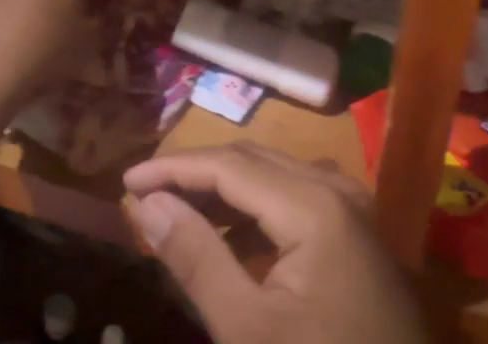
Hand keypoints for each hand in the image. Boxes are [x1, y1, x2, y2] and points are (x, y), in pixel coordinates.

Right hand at [124, 144, 428, 343]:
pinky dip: (258, 206)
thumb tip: (148, 203)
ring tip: (177, 208)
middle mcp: (337, 190)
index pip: (229, 165)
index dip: (174, 167)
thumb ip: (198, 258)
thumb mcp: (248, 328)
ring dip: (225, 188)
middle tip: (146, 192)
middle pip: (254, 161)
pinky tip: (231, 232)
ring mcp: (355, 210)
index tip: (126, 180)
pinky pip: (300, 197)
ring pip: (277, 175)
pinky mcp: (360, 234)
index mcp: (314, 204)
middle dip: (197, 172)